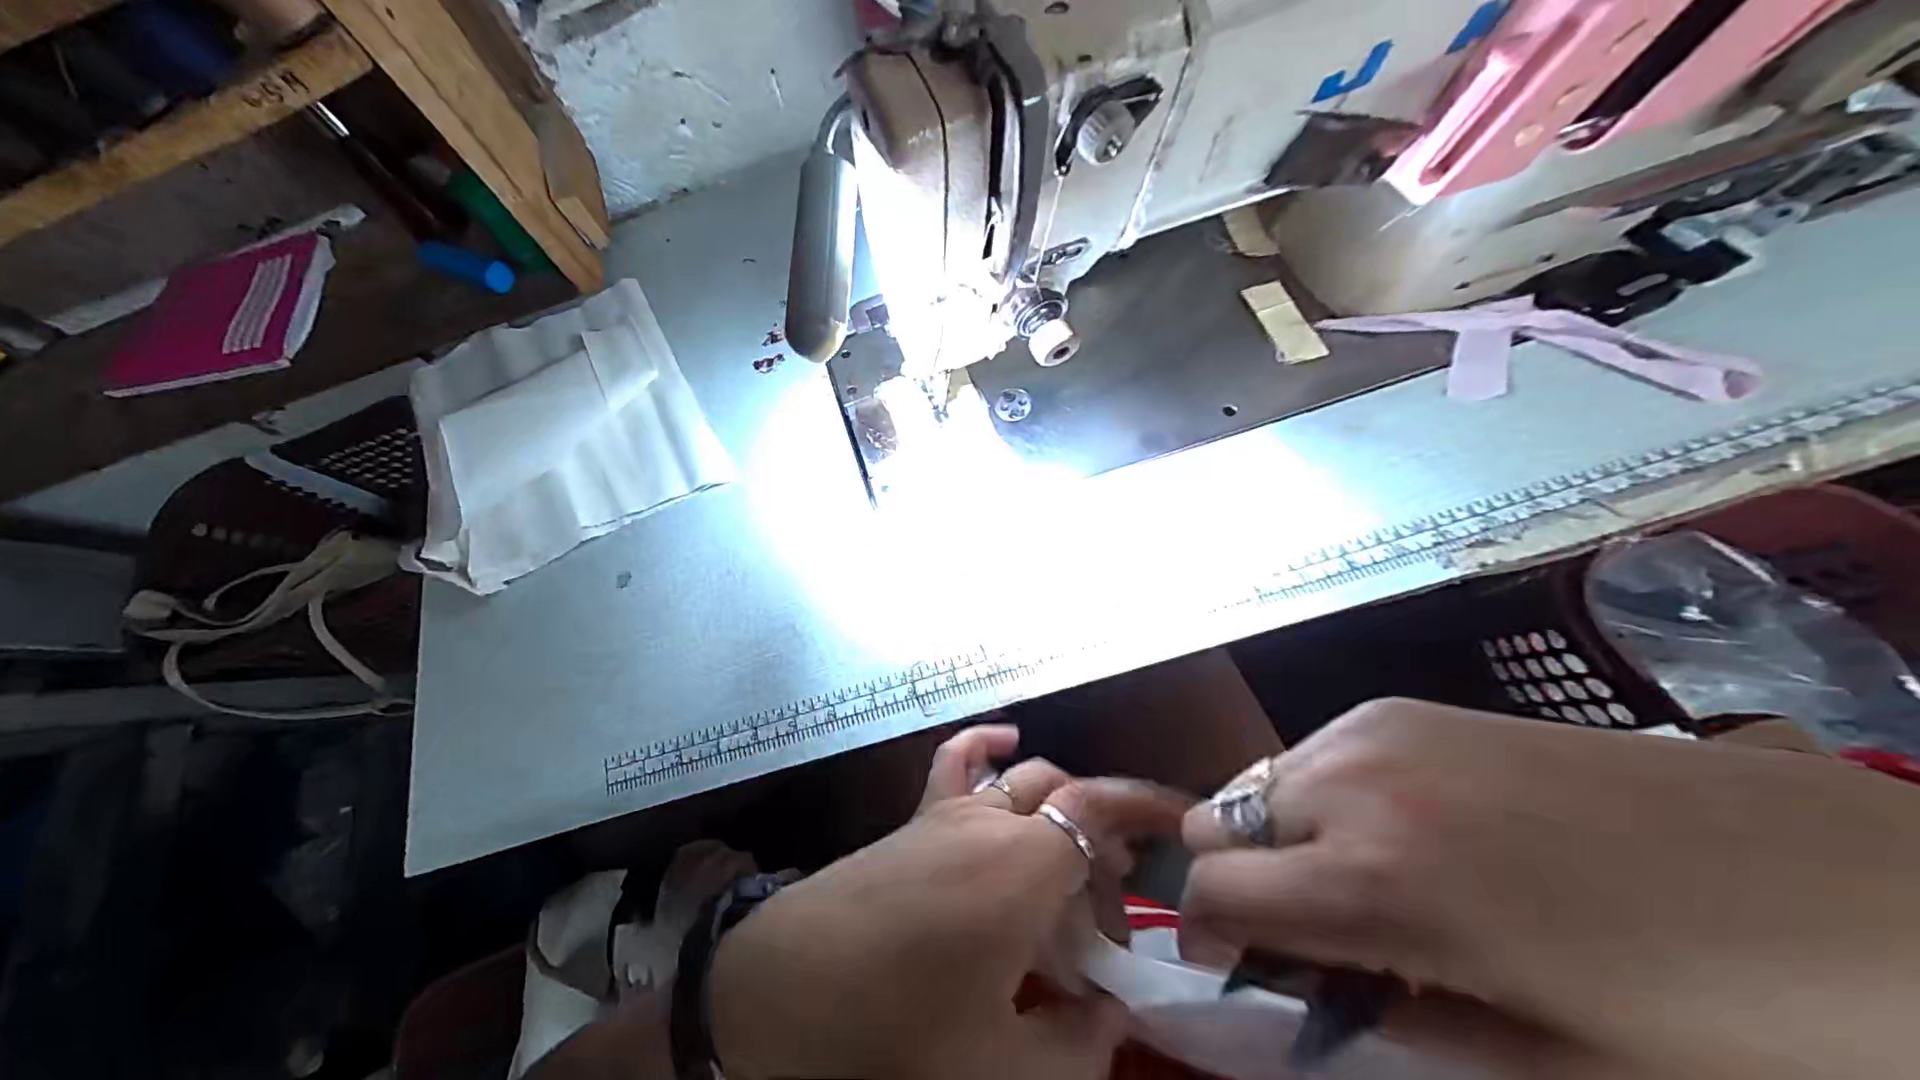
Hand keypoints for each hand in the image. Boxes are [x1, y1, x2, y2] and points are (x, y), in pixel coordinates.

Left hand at [708, 725, 1190, 1079]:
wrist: (780, 994)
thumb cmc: (894, 1030)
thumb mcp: (1000, 1067)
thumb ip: (1078, 1048)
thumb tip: (1112, 1019)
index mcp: (1024, 866)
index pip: (1104, 812)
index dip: (1151, 812)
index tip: (1187, 828)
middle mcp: (992, 821)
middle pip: (1071, 804)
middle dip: (1107, 848)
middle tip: (1110, 921)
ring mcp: (948, 813)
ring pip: (1027, 786)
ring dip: (1063, 815)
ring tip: (1075, 867)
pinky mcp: (913, 818)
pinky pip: (956, 762)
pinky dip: (987, 745)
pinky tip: (1006, 741)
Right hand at [1180, 699, 1919, 1079]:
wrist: (1866, 891)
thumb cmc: (1725, 1022)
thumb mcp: (1546, 1067)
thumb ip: (1392, 1024)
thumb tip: (1308, 994)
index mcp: (1378, 879)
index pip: (1215, 891)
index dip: (1210, 938)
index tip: (1239, 970)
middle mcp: (1352, 778)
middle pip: (1220, 823)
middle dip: (1246, 883)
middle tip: (1317, 934)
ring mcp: (1379, 727)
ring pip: (1262, 783)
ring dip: (1283, 839)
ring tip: (1369, 885)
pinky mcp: (1407, 707)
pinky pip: (1317, 755)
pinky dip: (1325, 800)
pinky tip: (1409, 833)